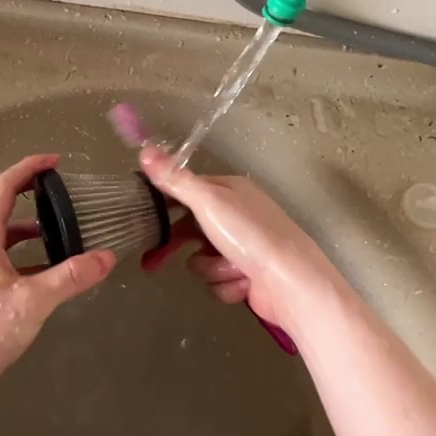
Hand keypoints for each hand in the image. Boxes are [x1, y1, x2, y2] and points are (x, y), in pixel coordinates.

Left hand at [0, 154, 114, 398]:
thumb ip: (71, 277)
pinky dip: (19, 246)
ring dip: (20, 217)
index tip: (53, 160)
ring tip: (53, 221)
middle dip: (19, 185)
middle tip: (49, 181)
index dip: (26, 169)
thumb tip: (106, 257)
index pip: (1, 189)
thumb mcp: (34, 302)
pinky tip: (42, 262)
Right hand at [138, 146, 336, 336]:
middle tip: (152, 263)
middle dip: (177, 246)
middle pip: (190, 228)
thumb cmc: (250, 235)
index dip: (163, 205)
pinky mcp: (247, 276)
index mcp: (229, 191)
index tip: (142, 219)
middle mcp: (236, 215)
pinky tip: (243, 284)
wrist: (292, 284)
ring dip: (211, 268)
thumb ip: (175, 179)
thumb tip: (145, 151)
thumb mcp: (208, 201)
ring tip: (230, 269)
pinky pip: (218, 281)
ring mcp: (243, 247)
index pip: (186, 190)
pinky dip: (226, 285)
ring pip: (202, 259)